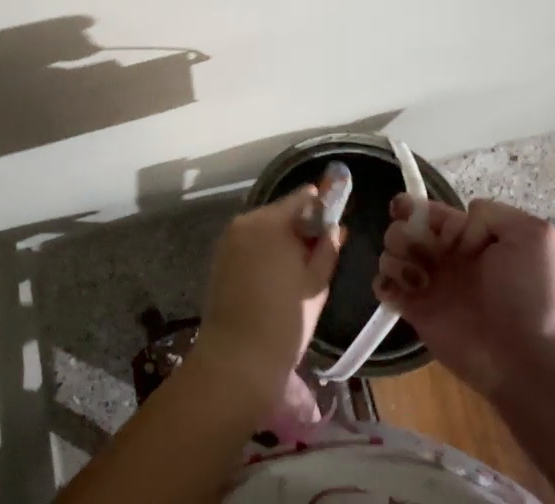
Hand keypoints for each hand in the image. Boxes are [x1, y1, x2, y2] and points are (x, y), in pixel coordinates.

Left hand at [193, 186, 342, 414]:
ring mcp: (228, 240)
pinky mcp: (219, 259)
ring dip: (280, 239)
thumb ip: (327, 249)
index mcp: (270, 222)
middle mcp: (244, 222)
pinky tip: (277, 277)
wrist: (238, 355)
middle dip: (299, 225)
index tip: (335, 210)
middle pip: (279, 213)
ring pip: (262, 230)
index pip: (301, 198)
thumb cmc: (286, 319)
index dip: (320, 202)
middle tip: (321, 247)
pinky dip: (263, 252)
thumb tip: (335, 228)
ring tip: (301, 267)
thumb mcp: (316, 283)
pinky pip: (248, 245)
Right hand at [372, 195, 554, 402]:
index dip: (412, 207)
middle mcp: (445, 257)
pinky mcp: (414, 312)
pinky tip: (402, 293)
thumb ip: (490, 213)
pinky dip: (384, 283)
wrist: (531, 358)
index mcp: (469, 237)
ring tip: (420, 280)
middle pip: (402, 229)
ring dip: (397, 259)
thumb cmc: (534, 296)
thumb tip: (455, 232)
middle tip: (428, 255)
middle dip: (405, 234)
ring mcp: (428, 284)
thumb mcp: (534, 236)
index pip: (430, 212)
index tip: (403, 210)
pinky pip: (382, 286)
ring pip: (389, 254)